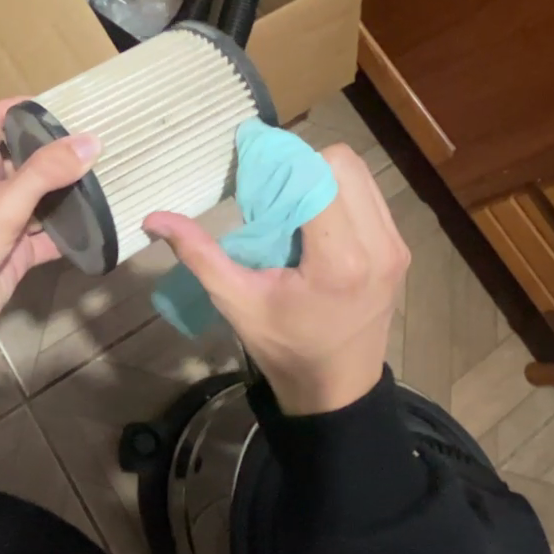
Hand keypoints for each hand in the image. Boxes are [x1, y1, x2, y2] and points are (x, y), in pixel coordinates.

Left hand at [0, 98, 99, 355]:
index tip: (58, 106)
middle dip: (59, 152)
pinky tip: (99, 232)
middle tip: (104, 145)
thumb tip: (90, 141)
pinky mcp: (15, 258)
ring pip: (43, 201)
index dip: (18, 108)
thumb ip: (44, 173)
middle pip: (27, 160)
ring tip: (112, 181)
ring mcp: (5, 226)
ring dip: (70, 194)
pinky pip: (49, 240)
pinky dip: (72, 237)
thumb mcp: (1, 206)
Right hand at [143, 144, 407, 414]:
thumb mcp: (236, 302)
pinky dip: (340, 192)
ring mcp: (395, 246)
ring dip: (324, 175)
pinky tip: (315, 218)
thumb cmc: (284, 347)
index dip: (285, 163)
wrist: (336, 390)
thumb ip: (199, 254)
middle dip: (304, 165)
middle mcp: (378, 245)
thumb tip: (153, 218)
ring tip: (292, 199)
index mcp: (339, 260)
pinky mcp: (400, 248)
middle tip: (272, 186)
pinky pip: (370, 196)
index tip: (254, 169)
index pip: (318, 177)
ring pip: (360, 174)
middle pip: (343, 164)